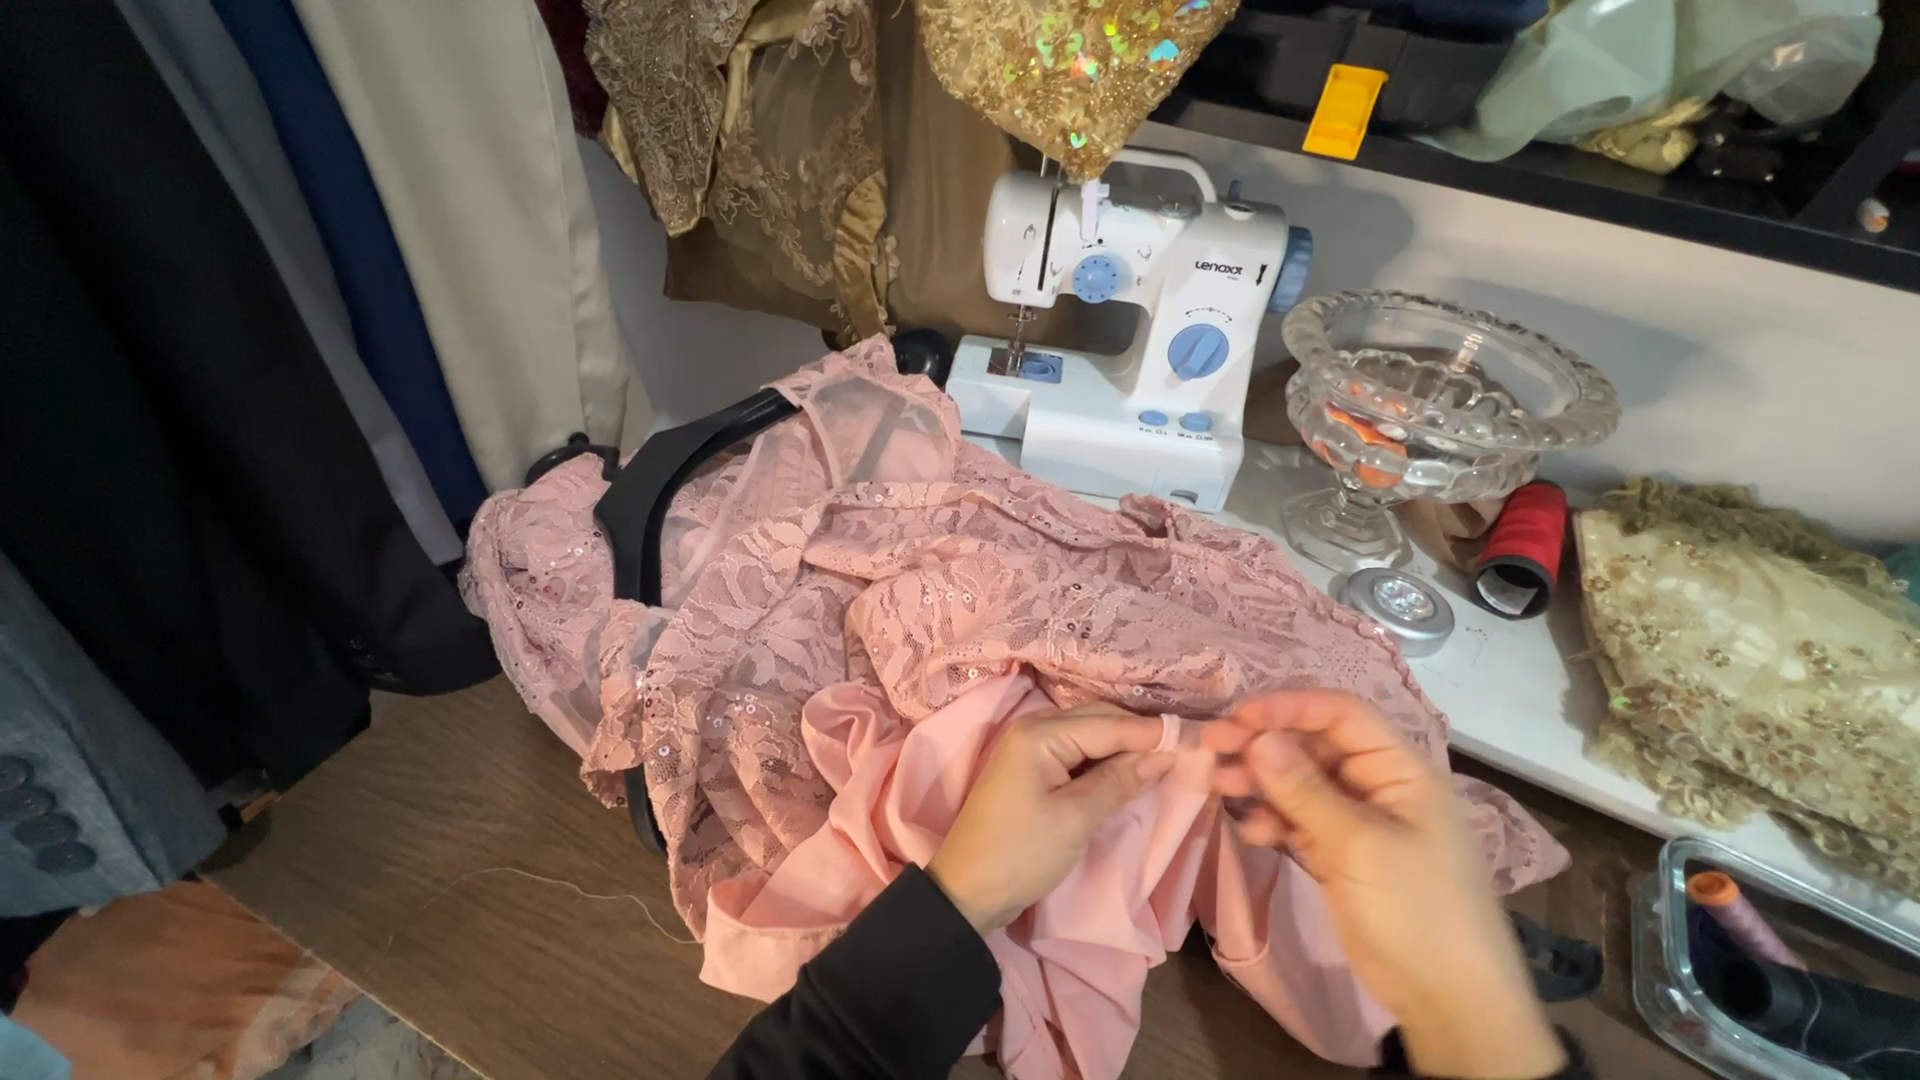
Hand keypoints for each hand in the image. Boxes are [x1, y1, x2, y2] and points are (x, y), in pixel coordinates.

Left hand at [927, 703, 1174, 934]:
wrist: (967, 890)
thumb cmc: (1021, 853)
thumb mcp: (1075, 819)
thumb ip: (1119, 781)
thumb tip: (1163, 755)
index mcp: (1041, 733)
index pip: (1110, 724)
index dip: (1153, 733)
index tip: (1198, 739)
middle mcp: (1035, 728)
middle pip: (1100, 721)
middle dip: (1140, 735)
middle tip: (1186, 750)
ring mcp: (1032, 748)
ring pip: (1091, 735)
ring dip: (1125, 747)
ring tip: (1167, 760)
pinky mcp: (1034, 770)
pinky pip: (1078, 753)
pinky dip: (1106, 761)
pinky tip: (1131, 772)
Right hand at [1206, 692, 1565, 1079]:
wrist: (1448, 1002)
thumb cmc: (1416, 909)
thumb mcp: (1358, 844)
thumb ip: (1303, 789)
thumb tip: (1256, 738)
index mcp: (1400, 769)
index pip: (1341, 714)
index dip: (1290, 706)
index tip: (1239, 715)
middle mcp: (1376, 784)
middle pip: (1311, 744)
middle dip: (1262, 742)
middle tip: (1212, 745)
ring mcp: (1356, 820)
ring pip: (1296, 781)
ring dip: (1258, 780)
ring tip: (1220, 787)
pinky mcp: (1338, 852)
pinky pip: (1295, 819)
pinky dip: (1270, 819)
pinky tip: (1251, 832)